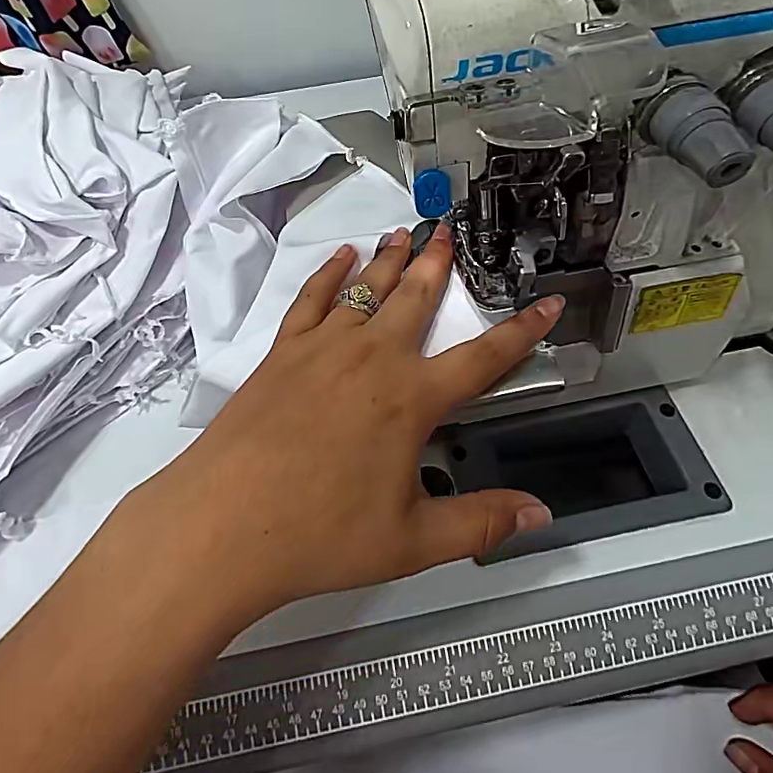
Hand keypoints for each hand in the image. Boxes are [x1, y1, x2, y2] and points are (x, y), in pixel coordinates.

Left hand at [113, 223, 562, 621]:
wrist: (224, 524)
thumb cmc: (321, 534)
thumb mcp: (411, 540)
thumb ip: (481, 522)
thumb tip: (540, 515)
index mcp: (411, 399)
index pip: (483, 358)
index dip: (522, 331)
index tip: (547, 302)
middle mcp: (372, 359)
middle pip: (416, 300)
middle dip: (439, 265)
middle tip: (450, 233)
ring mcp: (323, 348)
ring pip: (366, 289)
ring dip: (388, 259)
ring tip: (405, 232)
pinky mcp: (283, 352)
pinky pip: (312, 300)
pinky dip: (329, 275)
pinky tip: (340, 257)